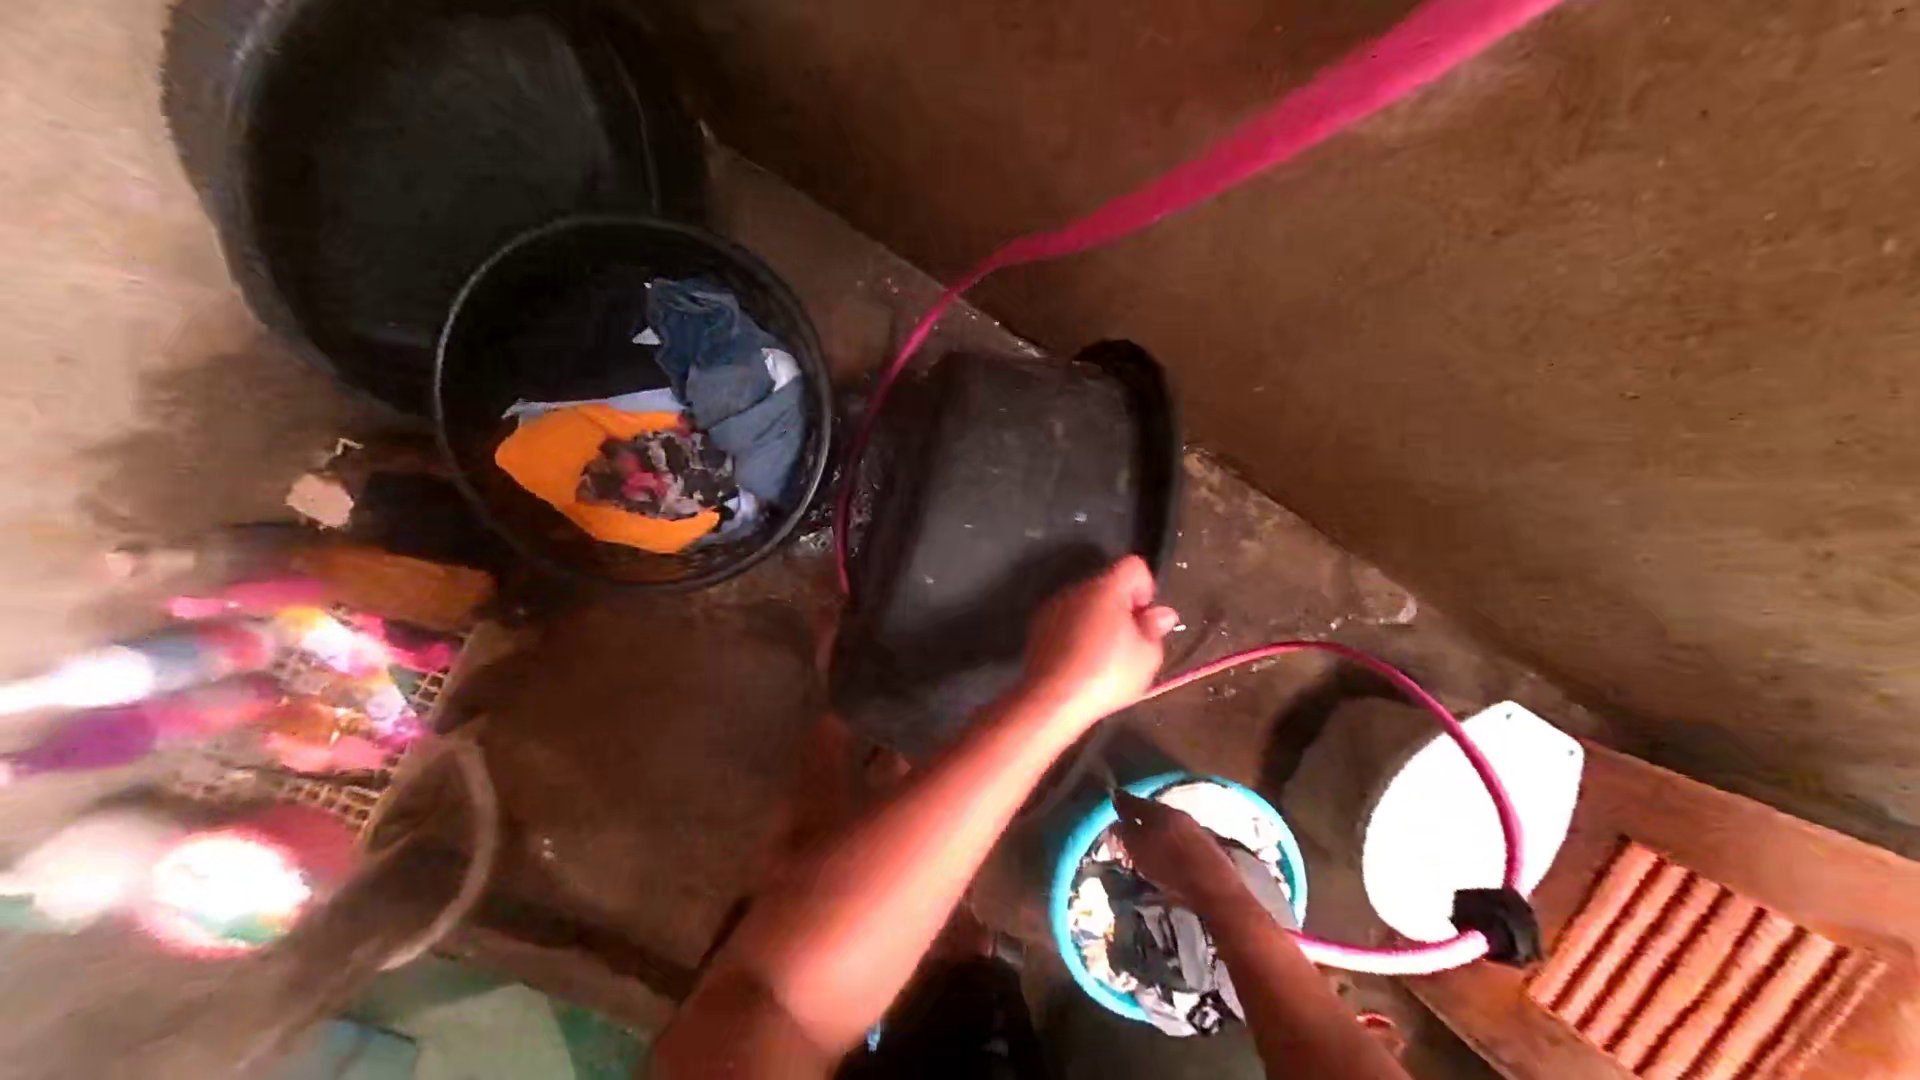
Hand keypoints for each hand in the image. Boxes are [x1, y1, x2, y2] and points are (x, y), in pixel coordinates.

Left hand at [1019, 556, 1178, 729]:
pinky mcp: (1037, 626)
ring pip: (1085, 603)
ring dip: (1098, 619)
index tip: (1144, 617)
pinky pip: (1066, 619)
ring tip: (1103, 656)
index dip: (1145, 587)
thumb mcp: (1147, 657)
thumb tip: (1161, 613)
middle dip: (1121, 606)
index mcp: (1106, 589)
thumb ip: (1154, 628)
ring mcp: (1053, 606)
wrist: (1053, 698)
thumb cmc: (1107, 675)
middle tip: (1129, 641)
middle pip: (1107, 585)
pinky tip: (1080, 660)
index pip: (1133, 566)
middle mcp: (1076, 589)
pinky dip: (1076, 631)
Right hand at [1113, 790, 1247, 911]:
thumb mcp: (1137, 850)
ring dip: (1156, 830)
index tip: (1112, 804)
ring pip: (1168, 823)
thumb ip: (1124, 831)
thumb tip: (1117, 818)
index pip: (1133, 800)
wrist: (1215, 889)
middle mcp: (1176, 812)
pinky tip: (1168, 854)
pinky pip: (1181, 836)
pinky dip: (1170, 841)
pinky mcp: (1207, 843)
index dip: (1120, 802)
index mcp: (1157, 810)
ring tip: (1147, 844)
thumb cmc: (1170, 868)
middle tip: (1128, 829)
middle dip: (1139, 818)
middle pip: (1152, 811)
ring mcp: (1194, 826)